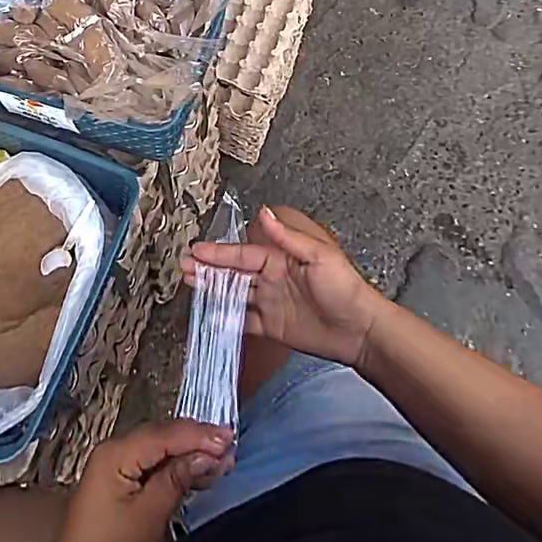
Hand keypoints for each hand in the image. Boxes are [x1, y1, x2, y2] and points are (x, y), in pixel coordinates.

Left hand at [39, 420, 232, 541]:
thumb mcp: (148, 516)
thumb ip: (177, 478)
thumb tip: (207, 454)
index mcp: (117, 452)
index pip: (166, 434)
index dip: (199, 434)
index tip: (229, 438)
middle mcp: (115, 449)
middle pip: (163, 436)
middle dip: (197, 440)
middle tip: (230, 445)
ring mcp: (116, 462)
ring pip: (161, 447)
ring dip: (190, 452)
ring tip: (221, 458)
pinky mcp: (120, 478)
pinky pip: (153, 462)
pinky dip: (177, 465)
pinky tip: (198, 470)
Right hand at [184, 206, 388, 367]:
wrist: (359, 329)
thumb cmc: (344, 288)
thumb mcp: (318, 256)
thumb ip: (288, 237)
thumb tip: (264, 212)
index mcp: (280, 259)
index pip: (243, 254)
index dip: (218, 253)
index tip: (196, 250)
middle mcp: (271, 278)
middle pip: (233, 272)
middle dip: (208, 269)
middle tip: (182, 266)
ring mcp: (271, 302)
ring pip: (234, 294)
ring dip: (212, 290)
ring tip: (188, 285)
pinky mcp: (273, 326)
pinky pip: (245, 321)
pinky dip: (228, 319)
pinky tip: (211, 317)